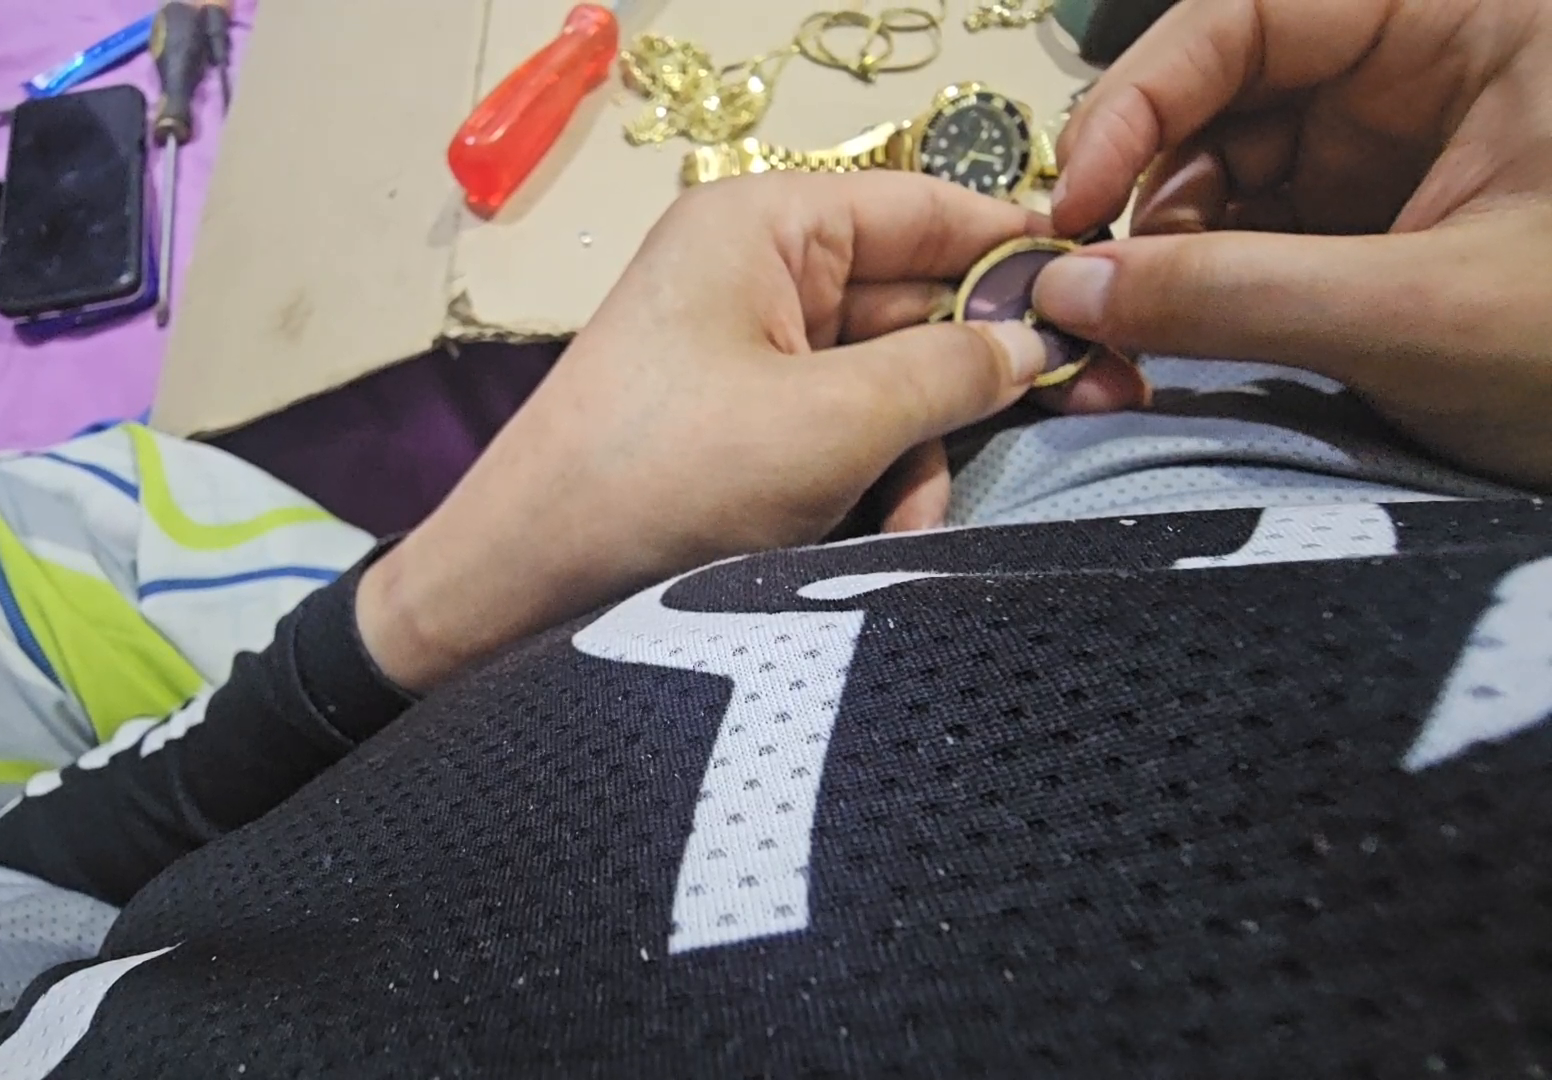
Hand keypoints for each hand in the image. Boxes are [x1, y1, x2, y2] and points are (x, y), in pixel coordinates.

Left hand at [357, 173, 1049, 690]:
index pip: (925, 210)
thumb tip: (1033, 341)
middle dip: (971, 383)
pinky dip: (864, 482)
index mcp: (765, 227)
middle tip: (1087, 416)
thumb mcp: (831, 418)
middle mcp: (750, 278)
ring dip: (914, 459)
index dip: (1019, 249)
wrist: (531, 574)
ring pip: (874, 387)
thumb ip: (949, 370)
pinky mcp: (731, 427)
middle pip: (906, 308)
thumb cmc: (671, 473)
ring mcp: (739, 357)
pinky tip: (878, 532)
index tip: (1105, 295)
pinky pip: (828, 435)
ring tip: (914, 526)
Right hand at [1035, 0, 1551, 488]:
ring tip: (1139, 322)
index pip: (1255, 11)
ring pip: (1213, 170)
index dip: (1138, 101)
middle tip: (1085, 279)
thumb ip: (1224, 299)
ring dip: (1152, 248)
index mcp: (1494, 14)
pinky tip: (1172, 325)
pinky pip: (1235, 229)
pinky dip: (1184, 280)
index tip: (1070, 206)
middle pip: (1217, 95)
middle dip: (1137, 190)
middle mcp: (1435, 62)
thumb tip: (1064, 293)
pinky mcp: (1364, 214)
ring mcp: (1393, 143)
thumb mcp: (1422, 319)